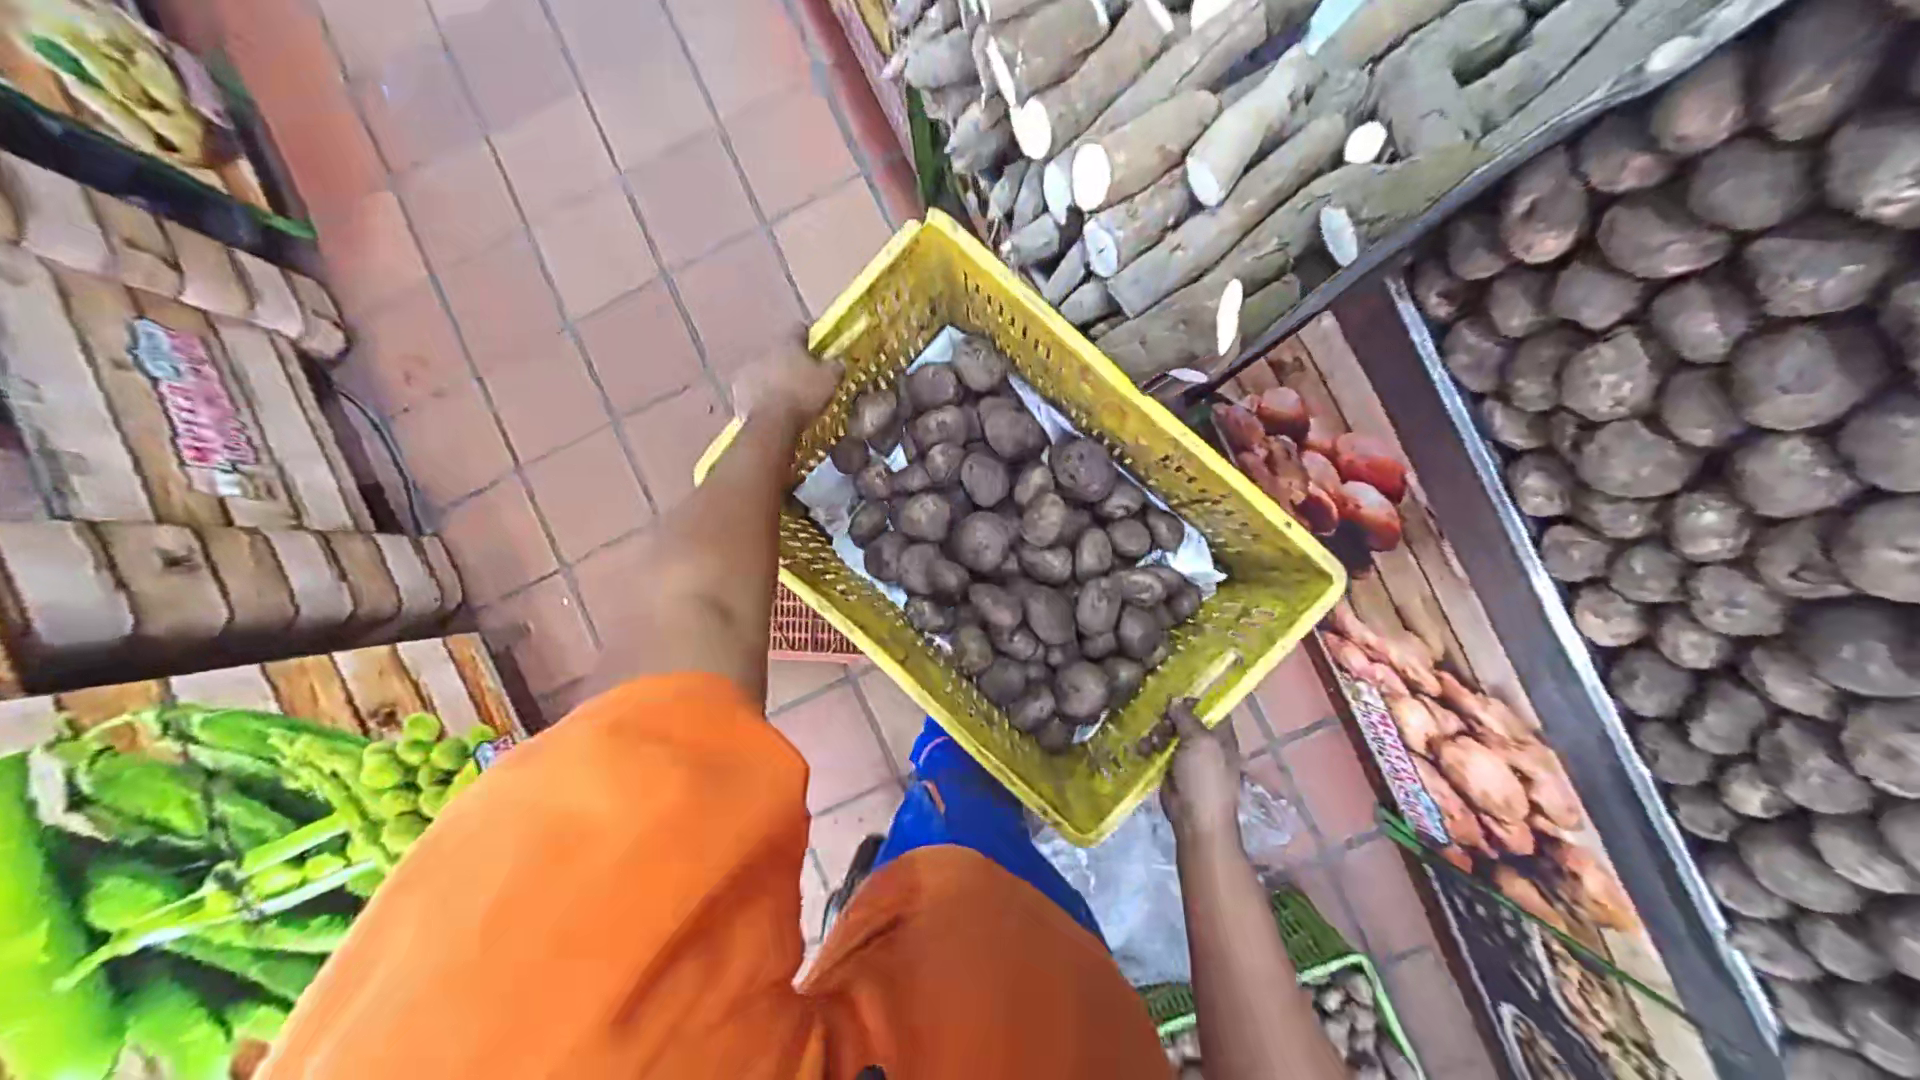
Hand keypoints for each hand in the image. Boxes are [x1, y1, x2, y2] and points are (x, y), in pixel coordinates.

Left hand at [732, 333, 842, 431]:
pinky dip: (760, 394)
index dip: (809, 337)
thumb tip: (838, 360)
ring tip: (784, 395)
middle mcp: (766, 350)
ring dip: (773, 377)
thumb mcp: (830, 380)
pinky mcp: (738, 389)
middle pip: (780, 351)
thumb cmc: (804, 396)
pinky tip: (769, 407)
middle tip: (802, 377)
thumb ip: (835, 366)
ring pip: (764, 368)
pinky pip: (752, 388)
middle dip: (789, 361)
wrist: (772, 422)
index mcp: (789, 343)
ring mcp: (749, 369)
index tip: (815, 347)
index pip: (799, 329)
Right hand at [1159, 698, 1241, 842]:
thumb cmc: (1205, 778)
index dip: (1191, 700)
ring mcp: (1186, 755)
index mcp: (1220, 734)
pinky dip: (1148, 747)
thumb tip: (1175, 700)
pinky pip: (1156, 748)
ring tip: (1150, 741)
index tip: (1171, 695)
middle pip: (1183, 718)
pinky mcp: (1169, 766)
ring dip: (1155, 733)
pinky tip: (1142, 750)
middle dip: (1167, 717)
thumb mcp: (1201, 742)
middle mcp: (1204, 741)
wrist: (1195, 819)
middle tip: (1159, 723)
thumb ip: (1187, 718)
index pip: (1208, 707)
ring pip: (1167, 732)